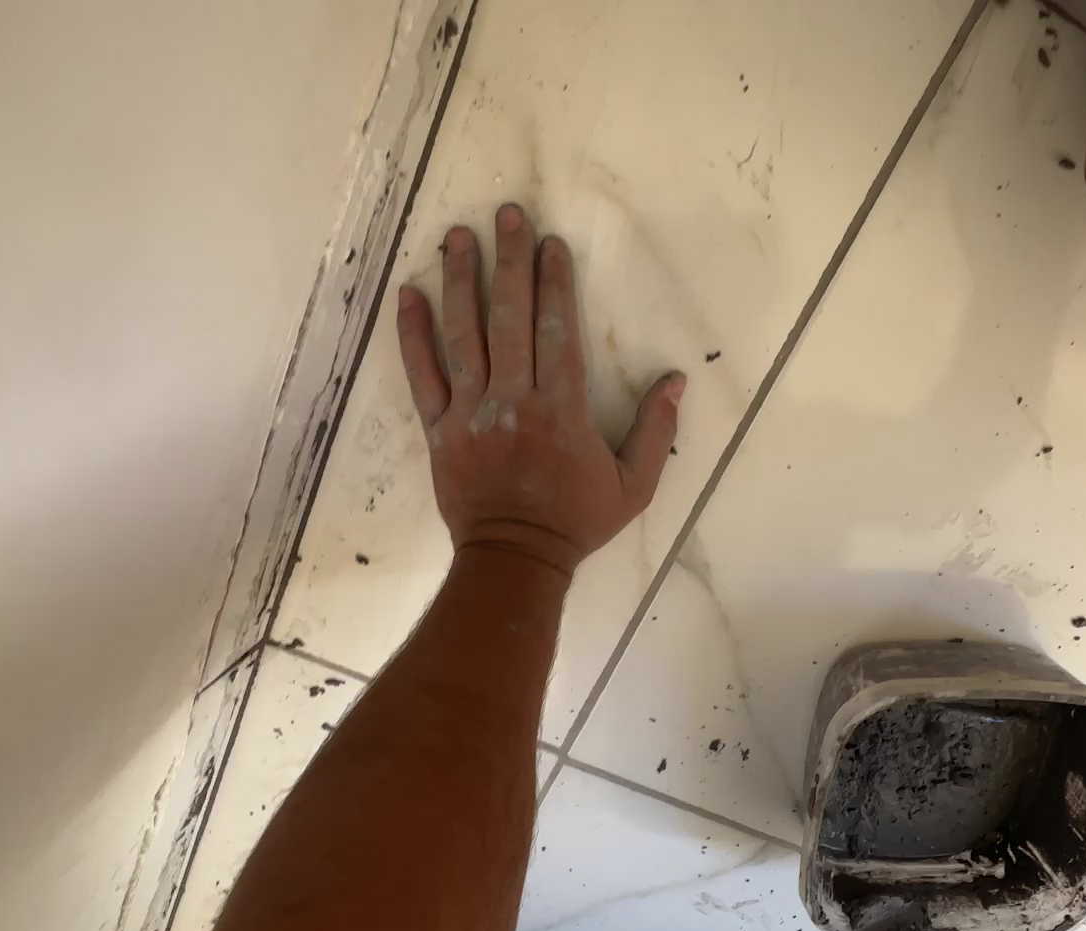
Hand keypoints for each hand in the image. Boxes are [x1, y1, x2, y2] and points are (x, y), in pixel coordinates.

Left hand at [395, 204, 685, 577]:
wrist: (516, 559)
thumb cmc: (577, 522)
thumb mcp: (634, 486)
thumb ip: (656, 432)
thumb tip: (675, 381)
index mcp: (562, 411)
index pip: (558, 332)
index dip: (555, 283)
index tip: (551, 244)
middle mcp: (513, 401)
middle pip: (509, 319)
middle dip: (509, 262)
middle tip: (505, 214)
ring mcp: (469, 413)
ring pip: (462, 336)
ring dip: (460, 281)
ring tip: (458, 237)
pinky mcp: (439, 429)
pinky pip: (421, 375)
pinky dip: (412, 334)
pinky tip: (409, 293)